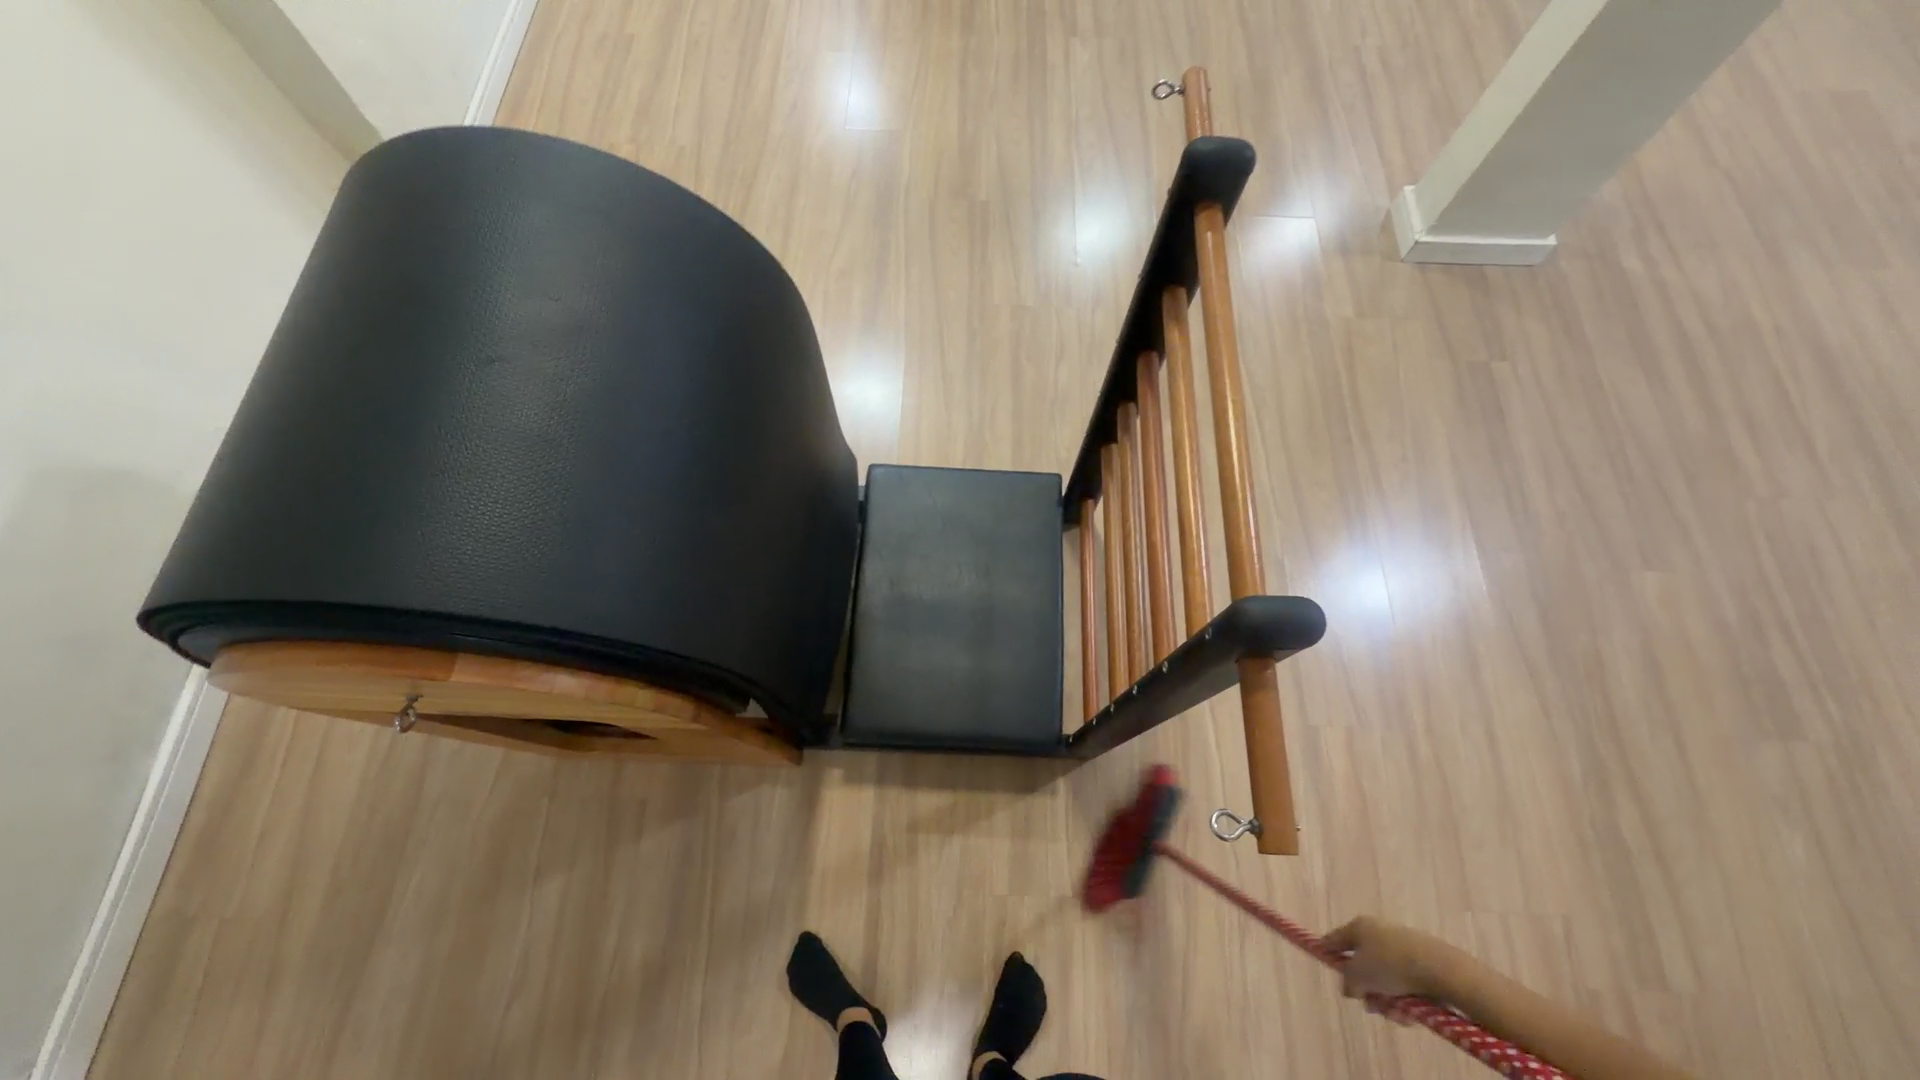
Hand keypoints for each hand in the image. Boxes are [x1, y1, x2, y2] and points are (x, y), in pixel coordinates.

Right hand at [1321, 916, 1464, 1017]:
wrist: (1439, 969)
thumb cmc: (1389, 966)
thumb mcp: (1358, 976)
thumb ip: (1347, 982)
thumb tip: (1351, 988)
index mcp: (1360, 927)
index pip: (1335, 939)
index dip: (1327, 952)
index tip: (1323, 963)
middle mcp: (1380, 933)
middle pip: (1364, 966)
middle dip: (1367, 990)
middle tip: (1370, 1004)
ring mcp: (1403, 948)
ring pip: (1386, 980)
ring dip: (1387, 1000)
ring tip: (1395, 1013)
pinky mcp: (1423, 964)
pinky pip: (1405, 985)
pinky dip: (1405, 1001)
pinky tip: (1410, 1014)